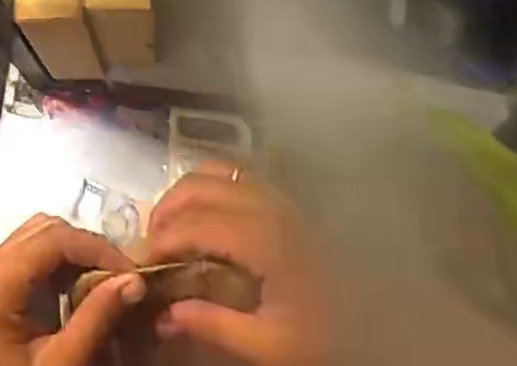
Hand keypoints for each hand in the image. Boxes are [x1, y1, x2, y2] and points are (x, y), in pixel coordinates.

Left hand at [0, 214, 142, 365]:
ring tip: (104, 283)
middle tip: (120, 278)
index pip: (58, 237)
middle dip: (88, 249)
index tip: (132, 271)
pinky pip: (31, 255)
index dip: (98, 248)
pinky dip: (59, 264)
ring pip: (41, 237)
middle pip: (49, 230)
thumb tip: (135, 280)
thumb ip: (95, 319)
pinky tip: (77, 290)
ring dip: (75, 254)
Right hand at [146, 163, 331, 365]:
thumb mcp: (268, 346)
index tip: (141, 261)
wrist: (374, 325)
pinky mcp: (284, 200)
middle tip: (150, 242)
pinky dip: (209, 184)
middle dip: (168, 207)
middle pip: (202, 184)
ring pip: (218, 170)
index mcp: (264, 237)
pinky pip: (237, 174)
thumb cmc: (321, 335)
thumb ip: (214, 325)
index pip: (198, 222)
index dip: (164, 238)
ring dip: (187, 191)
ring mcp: (278, 196)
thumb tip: (163, 315)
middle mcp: (269, 204)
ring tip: (169, 224)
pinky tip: (202, 213)